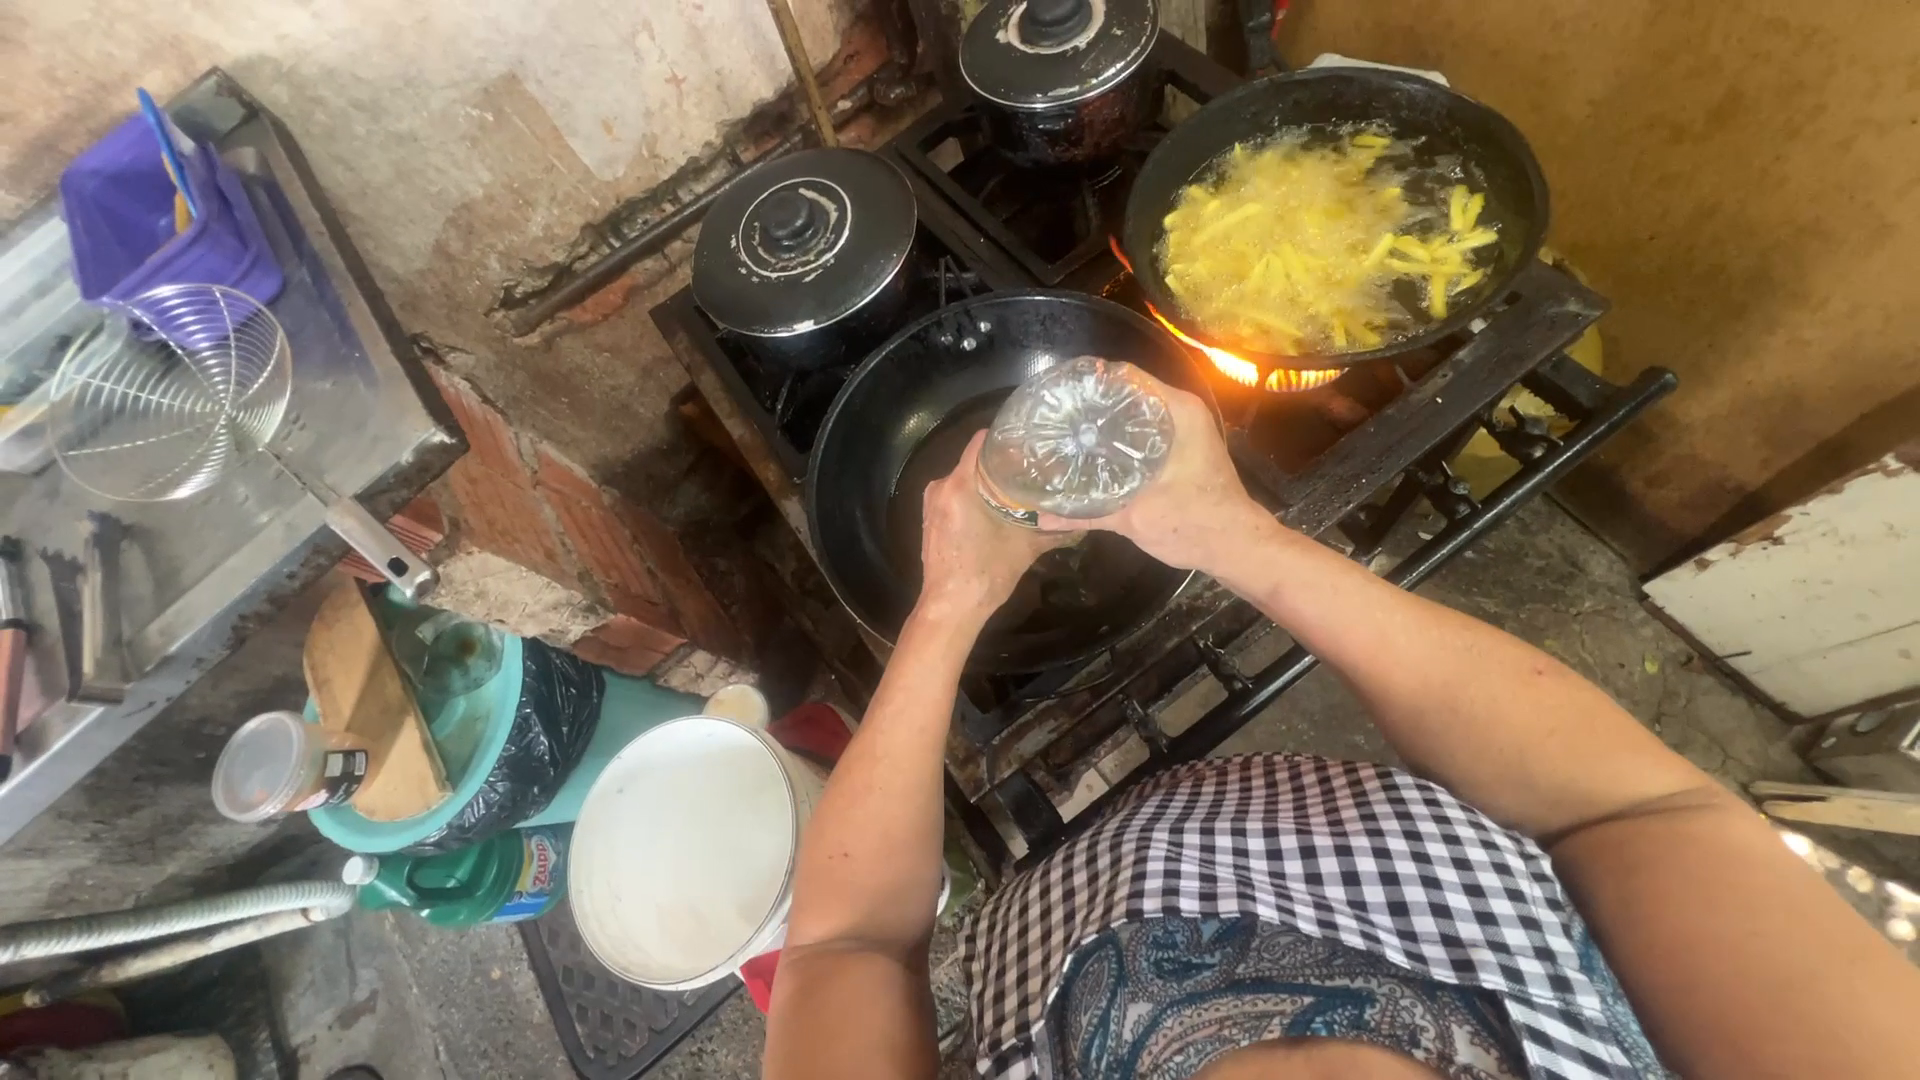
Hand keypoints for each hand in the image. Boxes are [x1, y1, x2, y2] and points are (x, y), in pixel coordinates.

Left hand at [919, 431, 1080, 625]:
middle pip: (973, 461)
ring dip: (987, 482)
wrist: (950, 607)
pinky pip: (955, 496)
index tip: (1028, 442)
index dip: (1005, 438)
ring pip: (964, 479)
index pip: (981, 442)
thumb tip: (1080, 522)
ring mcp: (932, 504)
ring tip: (1017, 485)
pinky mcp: (931, 519)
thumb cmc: (985, 574)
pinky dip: (974, 497)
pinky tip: (997, 506)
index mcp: (960, 485)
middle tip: (1030, 466)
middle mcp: (940, 487)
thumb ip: (1052, 530)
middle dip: (1000, 463)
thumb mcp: (1024, 548)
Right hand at [1036, 372, 1274, 574]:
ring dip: (1104, 426)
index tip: (1058, 396)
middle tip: (1054, 420)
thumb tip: (1041, 516)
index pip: (1124, 377)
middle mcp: (1180, 414)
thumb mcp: (1136, 517)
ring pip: (1134, 417)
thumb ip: (1086, 516)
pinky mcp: (1181, 452)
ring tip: (1066, 436)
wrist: (1235, 547)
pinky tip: (1092, 457)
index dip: (1088, 383)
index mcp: (1176, 412)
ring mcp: (1182, 432)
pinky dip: (1119, 443)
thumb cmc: (1194, 522)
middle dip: (1091, 407)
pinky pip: (1142, 436)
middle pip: (1126, 395)